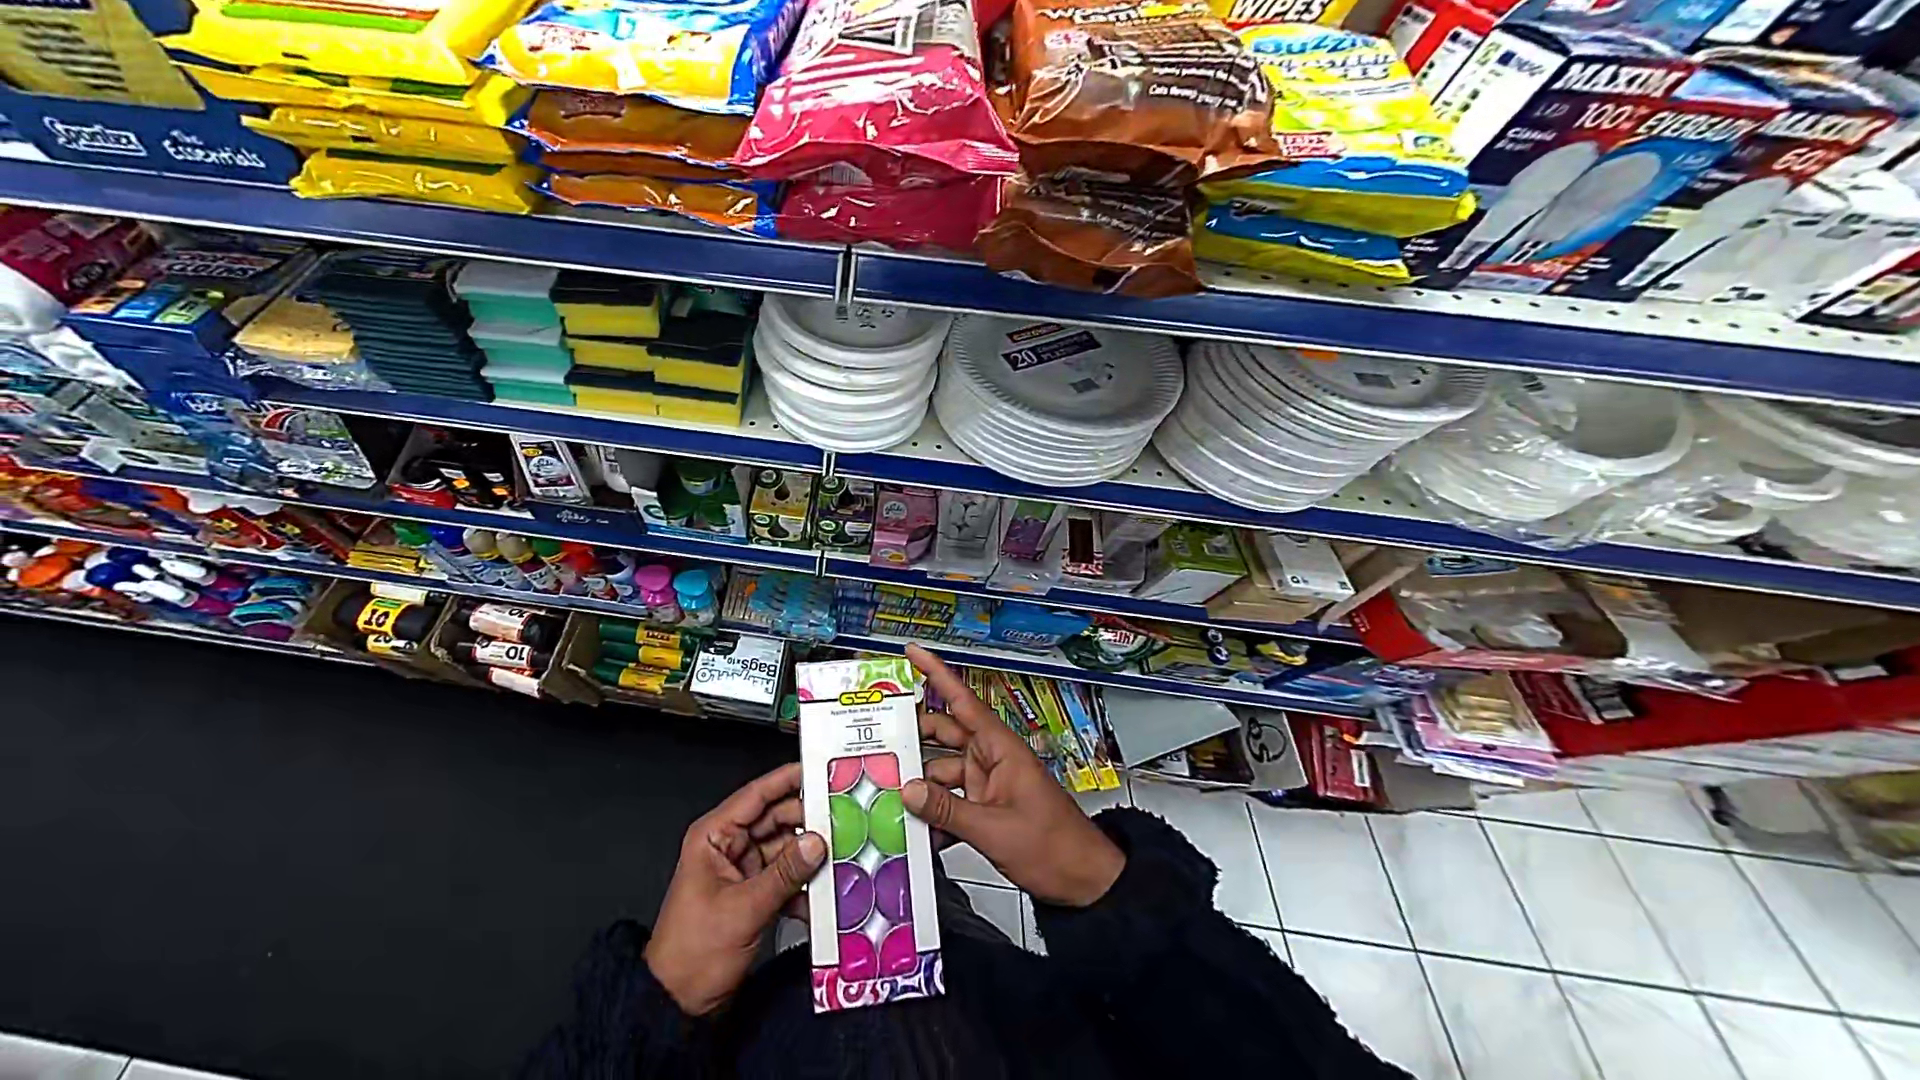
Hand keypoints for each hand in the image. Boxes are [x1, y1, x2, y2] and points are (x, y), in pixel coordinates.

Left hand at [645, 762, 826, 1015]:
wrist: (677, 1005)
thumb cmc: (691, 954)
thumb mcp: (743, 909)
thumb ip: (784, 873)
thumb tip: (816, 842)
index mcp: (714, 837)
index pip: (756, 795)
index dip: (788, 779)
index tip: (820, 770)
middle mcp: (729, 846)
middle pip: (777, 819)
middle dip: (809, 821)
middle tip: (842, 819)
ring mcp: (743, 869)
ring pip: (786, 847)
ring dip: (810, 854)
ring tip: (839, 854)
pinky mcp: (755, 891)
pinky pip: (787, 873)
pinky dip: (804, 881)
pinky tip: (822, 890)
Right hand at [902, 644, 1124, 907]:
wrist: (1082, 880)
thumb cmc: (1055, 845)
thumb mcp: (994, 829)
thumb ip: (947, 810)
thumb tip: (908, 790)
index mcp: (1000, 748)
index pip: (962, 700)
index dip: (936, 673)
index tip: (913, 653)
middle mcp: (991, 758)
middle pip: (943, 734)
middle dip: (911, 736)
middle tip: (875, 738)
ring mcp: (986, 782)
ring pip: (941, 770)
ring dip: (920, 785)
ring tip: (888, 795)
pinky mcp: (984, 806)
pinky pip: (949, 800)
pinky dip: (934, 812)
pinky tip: (918, 831)